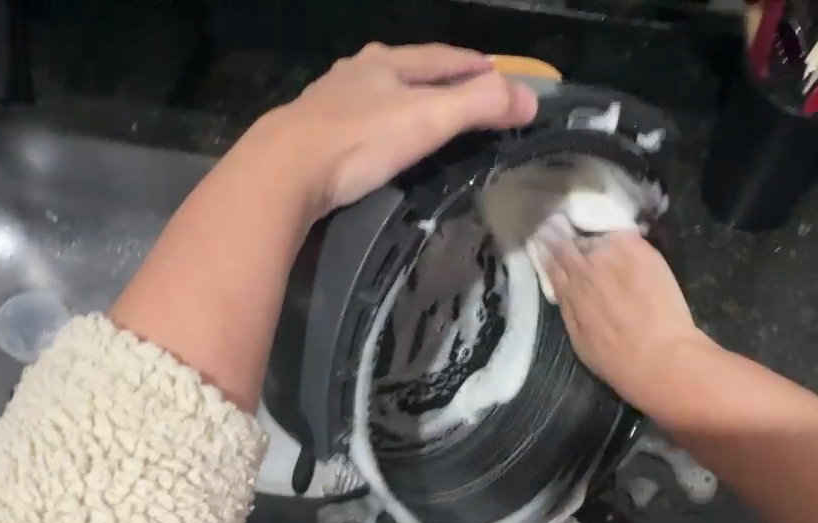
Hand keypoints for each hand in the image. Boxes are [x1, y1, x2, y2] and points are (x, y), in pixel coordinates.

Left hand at [249, 44, 539, 219]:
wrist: (288, 169)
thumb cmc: (362, 140)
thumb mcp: (429, 120)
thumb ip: (478, 108)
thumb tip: (529, 99)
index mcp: (388, 63)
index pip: (441, 57)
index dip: (472, 66)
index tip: (496, 72)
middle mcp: (358, 72)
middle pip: (409, 70)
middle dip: (438, 79)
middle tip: (464, 93)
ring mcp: (332, 101)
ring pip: (379, 93)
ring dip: (404, 100)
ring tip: (423, 115)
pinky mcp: (315, 133)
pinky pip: (359, 122)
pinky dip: (378, 126)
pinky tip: (378, 140)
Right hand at [544, 231, 708, 395]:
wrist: (660, 354)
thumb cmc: (617, 359)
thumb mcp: (579, 341)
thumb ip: (568, 307)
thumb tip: (561, 285)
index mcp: (571, 291)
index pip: (552, 262)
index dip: (549, 254)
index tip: (547, 249)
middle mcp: (588, 266)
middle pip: (570, 244)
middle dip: (566, 242)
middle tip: (572, 245)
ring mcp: (615, 253)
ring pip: (597, 239)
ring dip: (595, 245)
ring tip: (604, 256)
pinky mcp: (641, 248)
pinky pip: (622, 235)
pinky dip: (618, 241)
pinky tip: (625, 253)